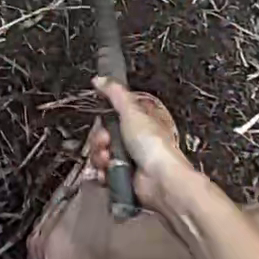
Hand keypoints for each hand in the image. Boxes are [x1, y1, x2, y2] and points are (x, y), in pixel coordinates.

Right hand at [86, 78, 202, 219]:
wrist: (160, 179)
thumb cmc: (151, 143)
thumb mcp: (132, 110)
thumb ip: (114, 93)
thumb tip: (99, 79)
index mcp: (136, 123)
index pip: (108, 119)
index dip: (101, 122)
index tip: (102, 123)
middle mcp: (131, 142)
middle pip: (100, 137)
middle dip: (99, 140)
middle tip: (106, 142)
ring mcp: (127, 161)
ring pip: (99, 155)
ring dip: (99, 156)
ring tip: (109, 159)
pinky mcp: (122, 180)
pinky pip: (103, 174)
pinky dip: (103, 174)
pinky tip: (109, 172)